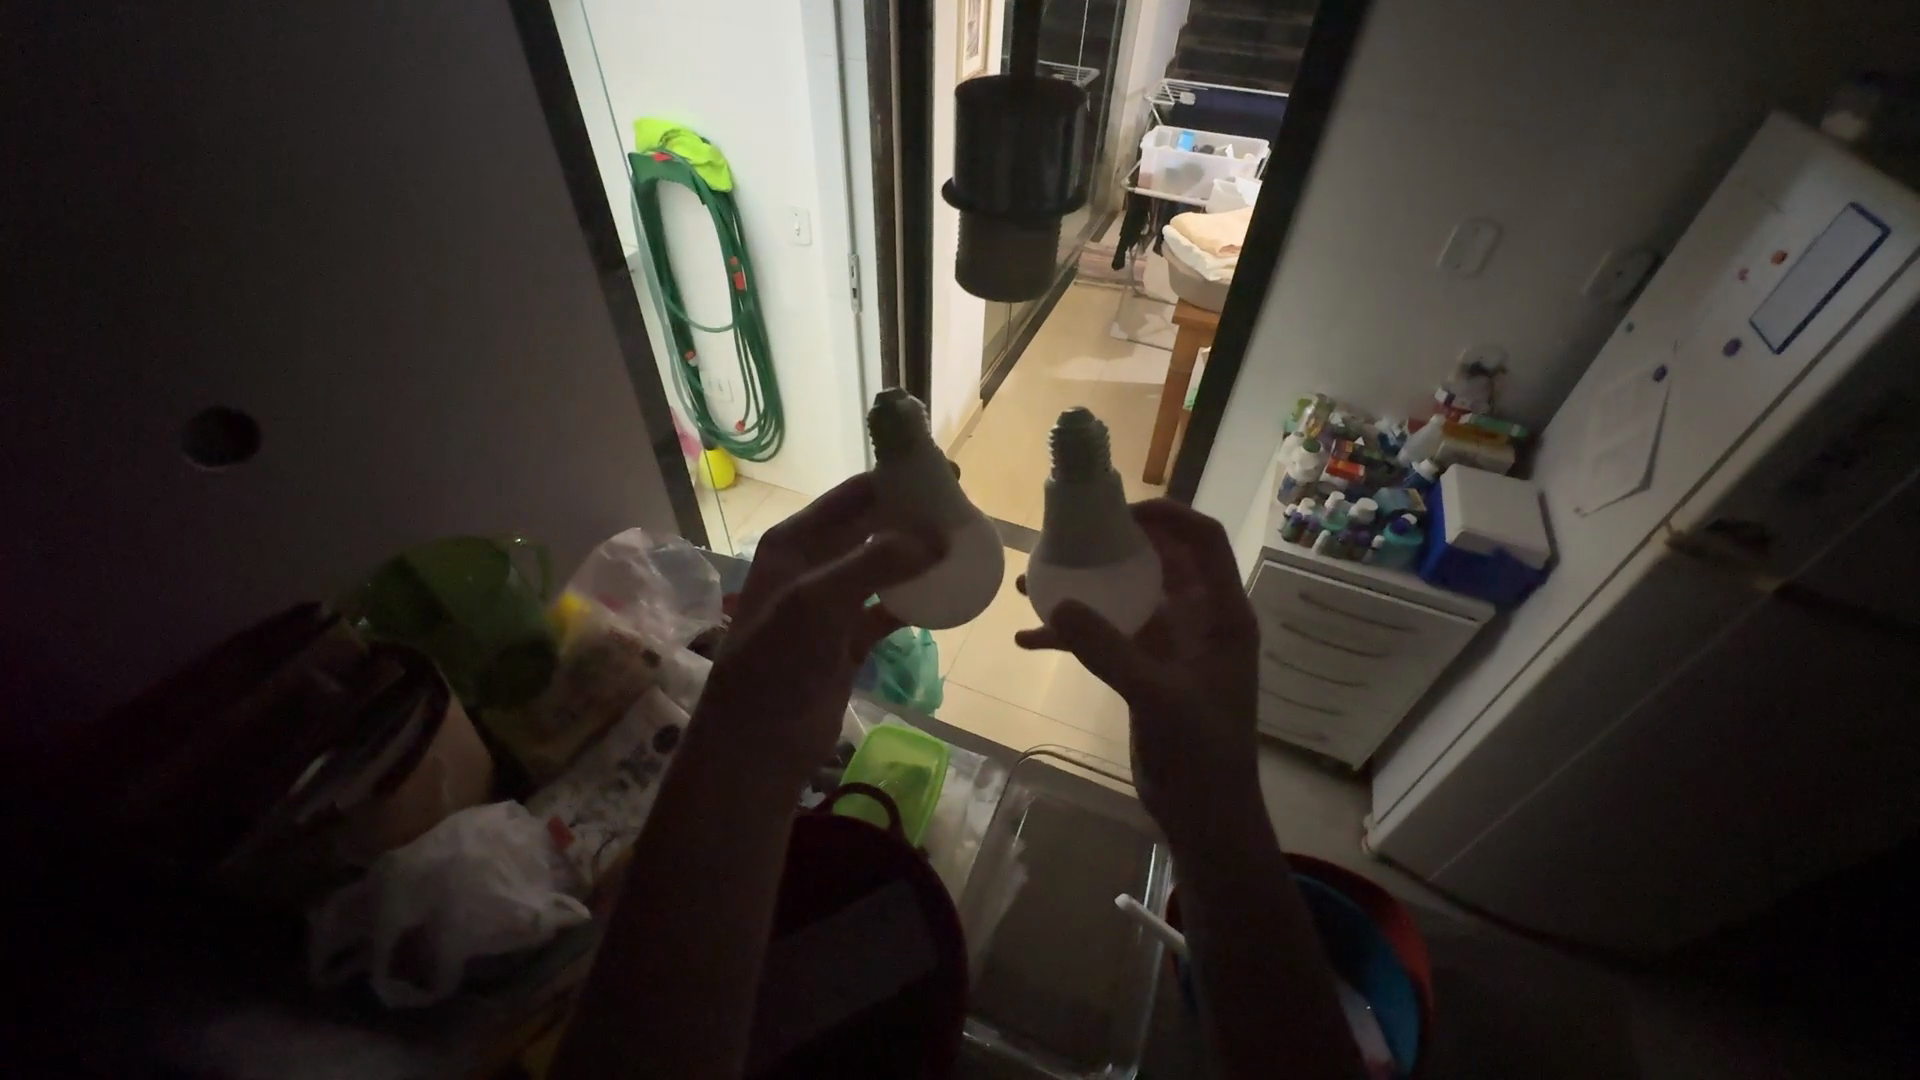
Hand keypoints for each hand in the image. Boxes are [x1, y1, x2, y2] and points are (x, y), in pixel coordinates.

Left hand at [697, 475, 938, 780]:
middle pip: (872, 528)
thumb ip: (876, 562)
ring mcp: (832, 604)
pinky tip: (947, 596)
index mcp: (795, 542)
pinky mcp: (849, 640)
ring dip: (918, 558)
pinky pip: (889, 610)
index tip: (944, 474)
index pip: (852, 497)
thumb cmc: (778, 660)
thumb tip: (937, 536)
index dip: (896, 481)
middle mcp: (813, 565)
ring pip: (884, 568)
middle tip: (962, 511)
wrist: (757, 742)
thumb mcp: (819, 600)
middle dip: (913, 518)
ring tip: (963, 547)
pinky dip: (915, 602)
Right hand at [1016, 499, 1260, 838]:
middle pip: (1158, 561)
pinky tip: (1030, 640)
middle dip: (1112, 547)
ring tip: (1032, 582)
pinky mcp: (1145, 669)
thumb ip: (1107, 649)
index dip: (1168, 515)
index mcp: (1222, 615)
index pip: (1204, 540)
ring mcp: (1171, 644)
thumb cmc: (1201, 754)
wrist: (1204, 816)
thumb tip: (1054, 603)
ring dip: (1084, 589)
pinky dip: (1073, 635)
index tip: (1117, 512)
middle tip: (1066, 538)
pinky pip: (1108, 637)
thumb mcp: (1156, 697)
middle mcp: (1198, 619)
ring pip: (1126, 597)